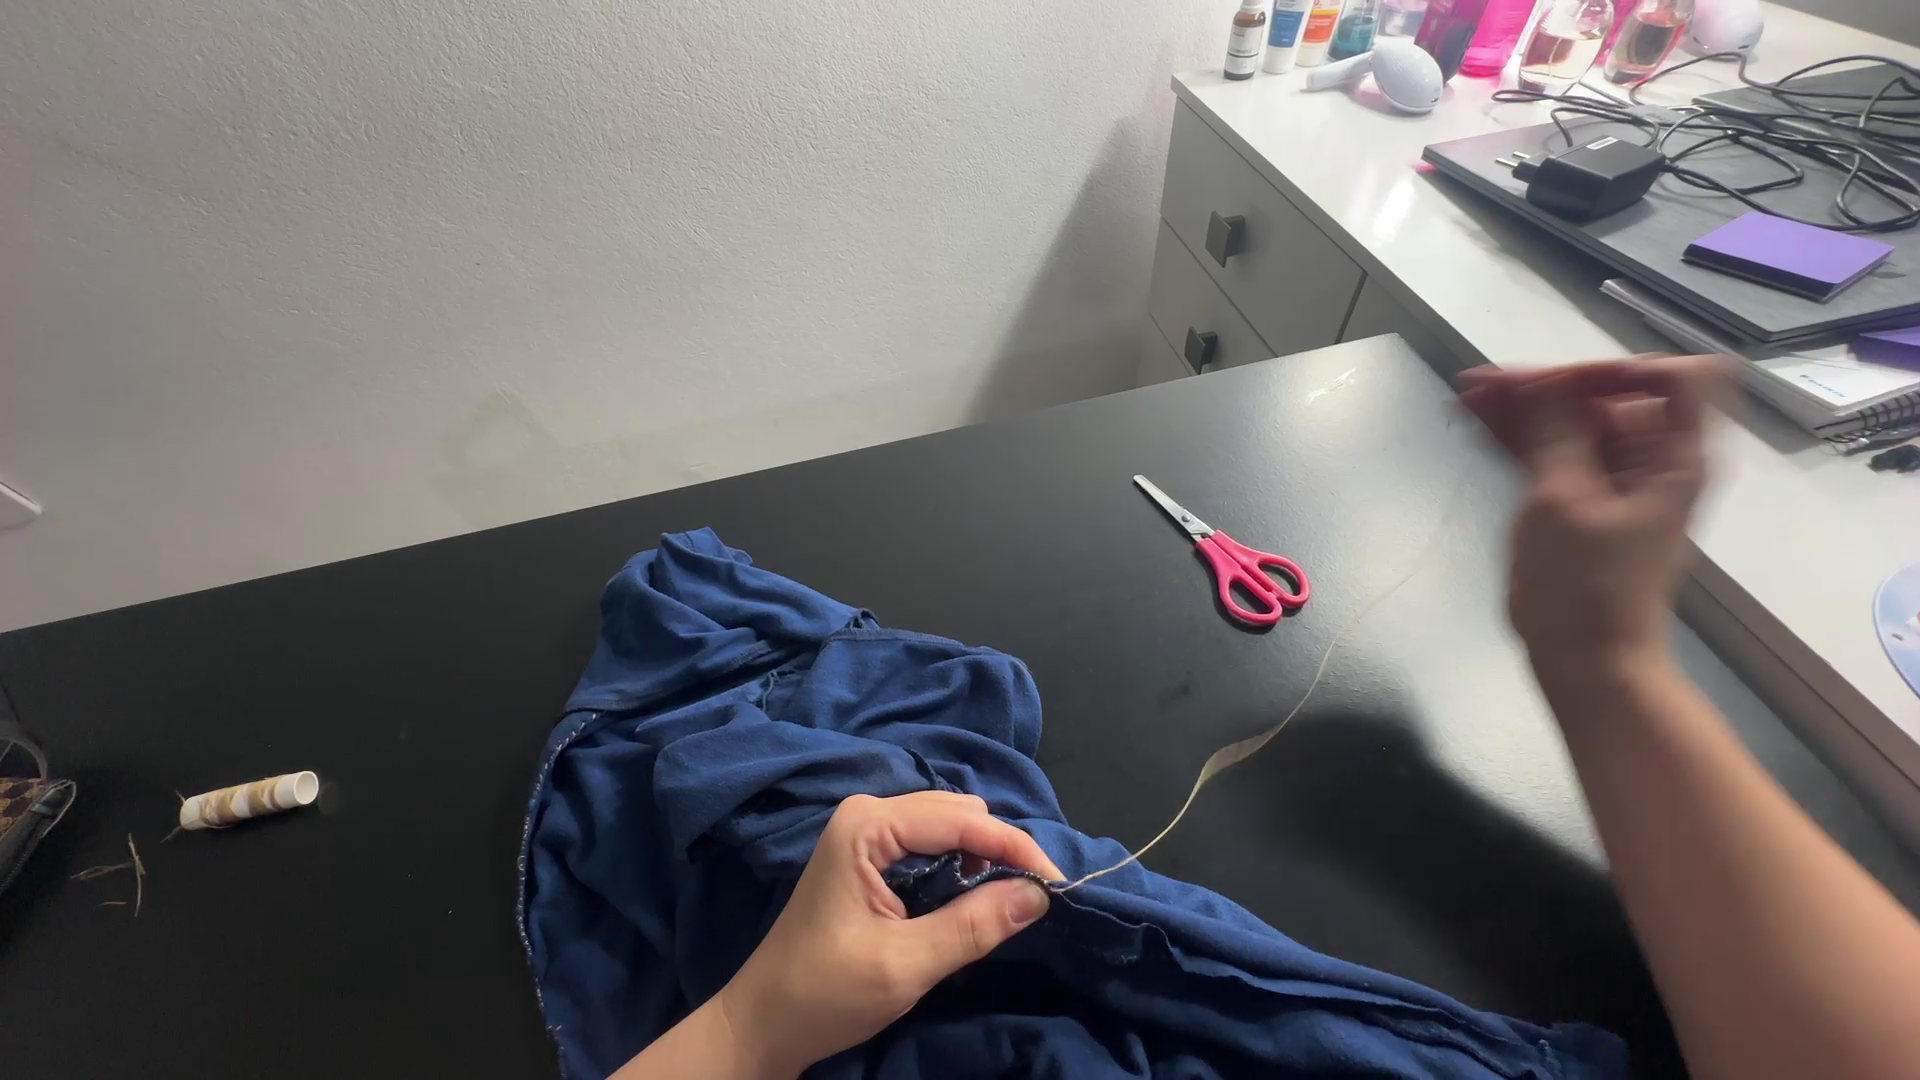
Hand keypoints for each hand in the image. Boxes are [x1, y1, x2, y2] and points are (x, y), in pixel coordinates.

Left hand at [716, 791, 1061, 1077]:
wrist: (765, 1022)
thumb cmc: (824, 993)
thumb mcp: (904, 965)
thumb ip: (972, 926)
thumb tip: (1037, 896)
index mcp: (869, 825)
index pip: (960, 819)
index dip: (1012, 846)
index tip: (1055, 884)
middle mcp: (870, 812)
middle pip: (958, 813)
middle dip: (999, 849)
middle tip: (1031, 898)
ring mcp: (869, 829)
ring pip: (949, 824)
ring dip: (982, 857)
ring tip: (1002, 901)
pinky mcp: (872, 850)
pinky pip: (933, 841)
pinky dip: (961, 864)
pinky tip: (968, 896)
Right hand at [1459, 356, 1720, 668]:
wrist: (1582, 653)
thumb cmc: (1581, 583)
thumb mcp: (1564, 502)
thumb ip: (1555, 436)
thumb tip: (1541, 382)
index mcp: (1673, 458)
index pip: (1673, 380)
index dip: (1615, 371)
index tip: (1551, 386)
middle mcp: (1649, 459)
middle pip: (1604, 398)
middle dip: (1545, 386)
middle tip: (1481, 384)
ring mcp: (1610, 478)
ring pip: (1567, 423)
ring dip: (1521, 408)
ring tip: (1466, 397)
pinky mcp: (1574, 497)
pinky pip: (1548, 451)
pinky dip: (1516, 436)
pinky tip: (1477, 424)